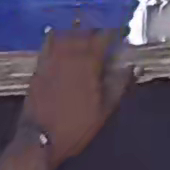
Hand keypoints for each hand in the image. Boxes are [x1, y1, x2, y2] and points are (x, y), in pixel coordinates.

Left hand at [22, 27, 128, 166]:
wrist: (39, 140)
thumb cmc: (75, 126)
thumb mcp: (103, 110)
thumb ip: (118, 85)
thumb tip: (131, 66)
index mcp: (89, 62)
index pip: (105, 36)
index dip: (114, 31)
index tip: (121, 32)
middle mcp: (71, 53)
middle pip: (86, 30)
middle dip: (97, 28)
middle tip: (104, 33)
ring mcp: (53, 57)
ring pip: (68, 32)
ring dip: (79, 29)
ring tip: (85, 31)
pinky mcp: (40, 63)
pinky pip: (48, 41)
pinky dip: (56, 34)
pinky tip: (60, 35)